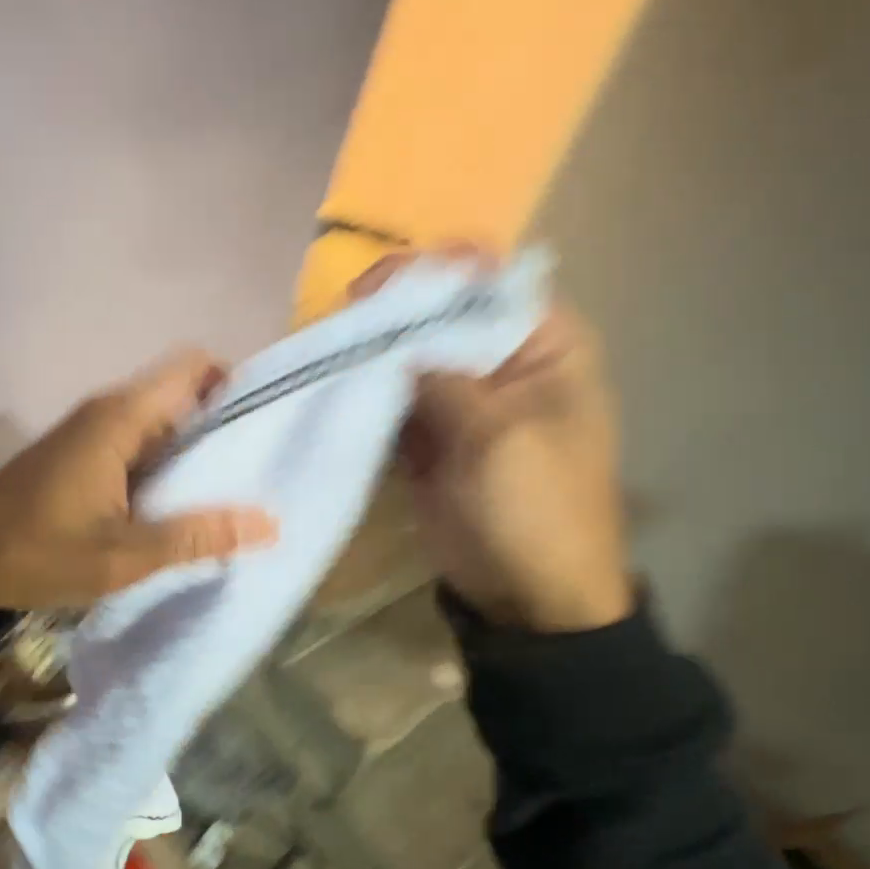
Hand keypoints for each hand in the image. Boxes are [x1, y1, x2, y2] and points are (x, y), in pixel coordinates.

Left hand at [0, 352, 279, 621]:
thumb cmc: (38, 556)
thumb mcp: (123, 557)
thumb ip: (195, 537)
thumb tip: (269, 523)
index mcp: (118, 418)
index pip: (191, 365)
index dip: (234, 383)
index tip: (265, 426)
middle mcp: (105, 410)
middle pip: (179, 395)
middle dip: (219, 427)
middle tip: (257, 472)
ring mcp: (86, 431)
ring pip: (157, 424)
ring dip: (190, 453)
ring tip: (226, 494)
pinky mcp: (75, 454)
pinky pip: (133, 445)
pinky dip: (160, 467)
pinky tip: (174, 507)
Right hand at [356, 247, 632, 631]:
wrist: (529, 596)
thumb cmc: (536, 508)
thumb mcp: (499, 435)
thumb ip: (445, 379)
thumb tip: (391, 341)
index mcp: (544, 345)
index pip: (490, 281)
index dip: (435, 272)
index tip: (377, 286)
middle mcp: (502, 362)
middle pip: (441, 315)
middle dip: (391, 314)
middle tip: (339, 323)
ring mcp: (462, 402)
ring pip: (410, 358)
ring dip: (371, 355)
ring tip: (324, 354)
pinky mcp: (429, 438)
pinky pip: (392, 403)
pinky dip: (364, 396)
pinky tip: (329, 388)